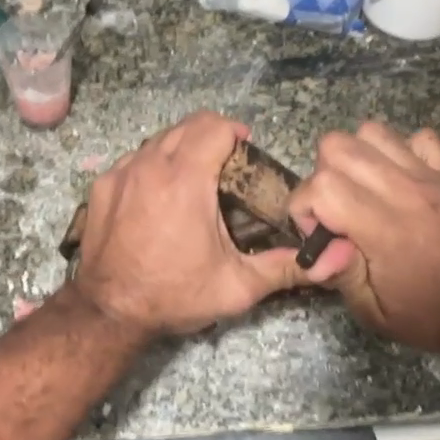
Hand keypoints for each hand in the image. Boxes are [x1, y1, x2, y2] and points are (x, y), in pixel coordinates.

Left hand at [69, 112, 307, 337]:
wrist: (109, 312)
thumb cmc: (174, 296)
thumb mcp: (237, 286)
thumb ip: (287, 266)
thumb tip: (338, 258)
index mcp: (184, 179)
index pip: (213, 126)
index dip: (234, 132)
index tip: (245, 150)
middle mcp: (149, 166)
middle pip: (185, 126)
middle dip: (210, 137)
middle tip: (227, 165)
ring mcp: (120, 174)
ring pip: (156, 141)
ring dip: (180, 149)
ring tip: (195, 180)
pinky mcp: (101, 188)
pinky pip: (132, 161)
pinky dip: (151, 167)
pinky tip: (160, 197)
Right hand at [289, 121, 439, 355]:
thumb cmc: (433, 317)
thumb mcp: (375, 313)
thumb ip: (340, 276)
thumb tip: (315, 253)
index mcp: (383, 230)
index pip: (321, 186)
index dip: (303, 208)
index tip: (316, 235)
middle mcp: (405, 192)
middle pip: (337, 146)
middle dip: (321, 176)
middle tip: (335, 211)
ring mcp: (432, 177)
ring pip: (372, 132)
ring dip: (356, 158)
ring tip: (363, 192)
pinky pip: (418, 138)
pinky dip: (401, 153)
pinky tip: (401, 182)